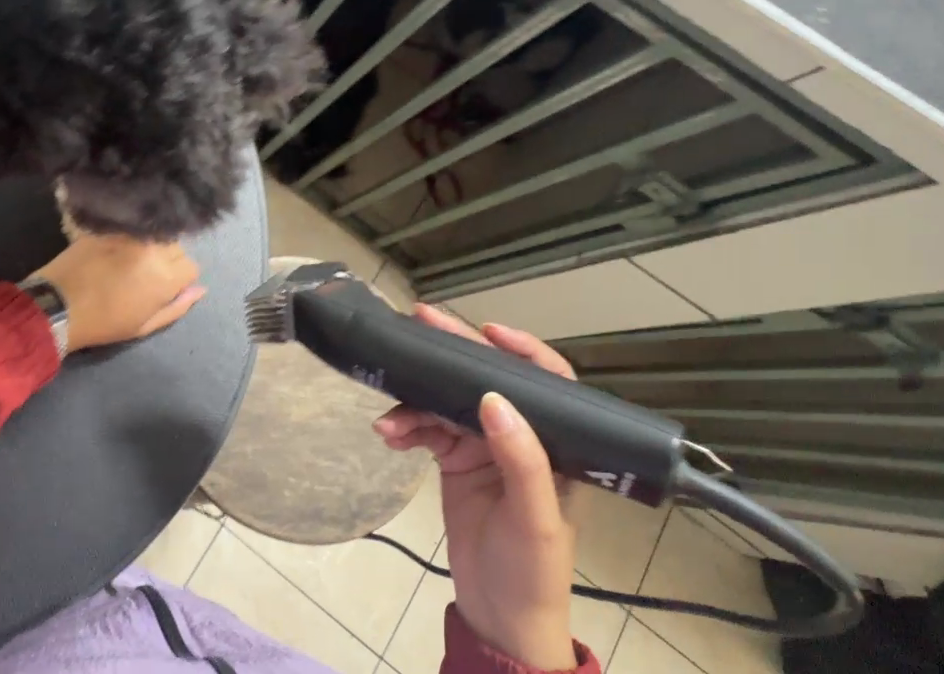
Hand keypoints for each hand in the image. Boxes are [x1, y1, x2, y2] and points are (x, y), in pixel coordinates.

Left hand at [29, 236, 203, 352]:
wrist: (57, 304)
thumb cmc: (103, 322)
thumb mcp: (144, 325)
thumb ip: (177, 307)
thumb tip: (200, 290)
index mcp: (164, 276)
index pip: (191, 267)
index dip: (181, 279)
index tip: (165, 288)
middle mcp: (152, 248)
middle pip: (177, 247)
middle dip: (169, 261)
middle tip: (147, 276)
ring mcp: (129, 234)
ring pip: (155, 235)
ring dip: (151, 246)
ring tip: (133, 262)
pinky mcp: (109, 228)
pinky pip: (131, 229)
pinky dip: (132, 237)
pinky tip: (117, 251)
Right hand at [374, 306, 579, 671]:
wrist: (499, 618)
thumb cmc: (533, 571)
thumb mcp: (534, 518)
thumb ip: (521, 458)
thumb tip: (492, 397)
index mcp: (556, 446)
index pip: (547, 384)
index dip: (521, 351)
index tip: (486, 329)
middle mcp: (520, 438)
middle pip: (486, 382)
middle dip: (451, 357)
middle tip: (416, 325)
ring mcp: (483, 448)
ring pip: (446, 404)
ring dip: (415, 403)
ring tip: (389, 420)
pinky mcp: (453, 461)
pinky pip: (425, 429)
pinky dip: (405, 427)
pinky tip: (388, 435)